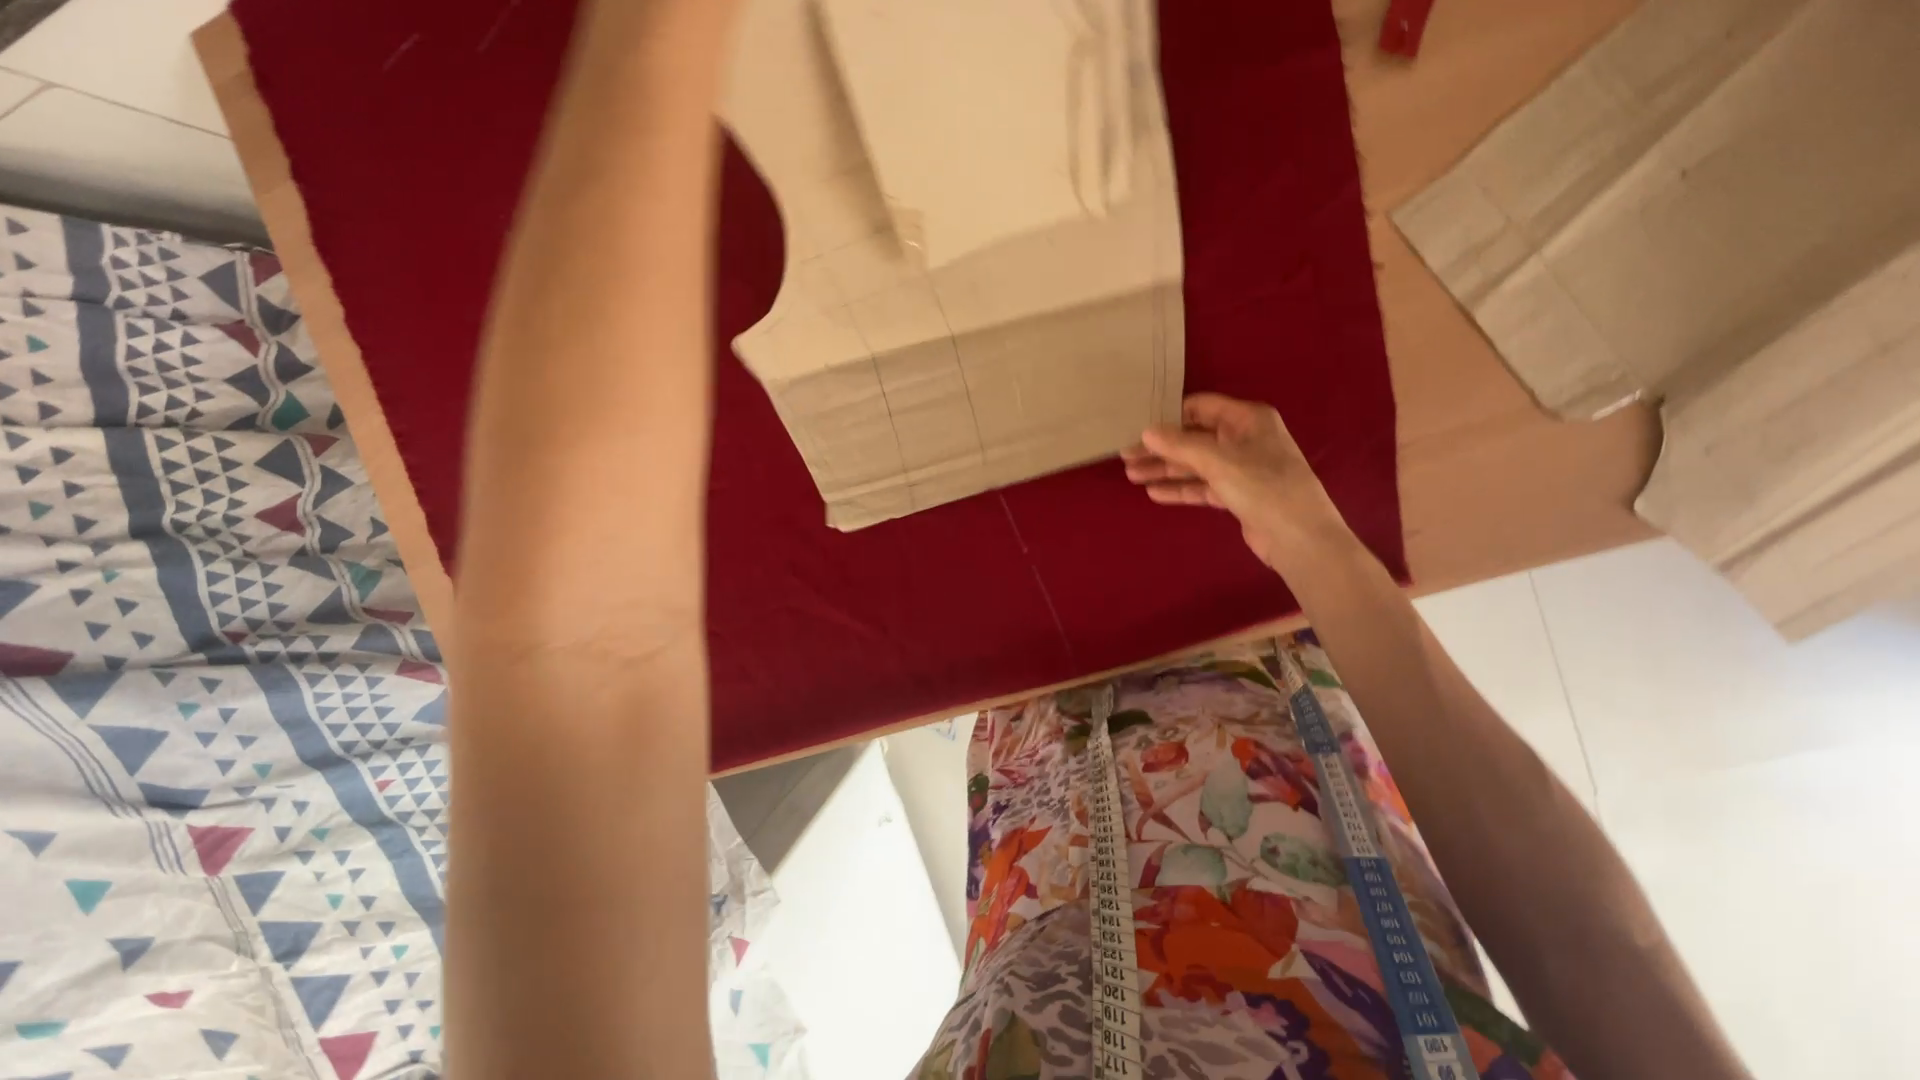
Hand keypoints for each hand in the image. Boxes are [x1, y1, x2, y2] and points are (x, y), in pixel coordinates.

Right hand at [1121, 393, 1350, 569]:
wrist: (1298, 536)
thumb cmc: (1262, 486)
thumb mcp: (1218, 460)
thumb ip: (1180, 445)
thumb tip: (1146, 432)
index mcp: (1247, 419)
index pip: (1201, 407)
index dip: (1170, 415)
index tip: (1138, 424)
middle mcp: (1244, 438)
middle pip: (1194, 437)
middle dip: (1161, 447)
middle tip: (1125, 456)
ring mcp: (1242, 468)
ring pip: (1196, 464)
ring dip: (1165, 469)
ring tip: (1131, 475)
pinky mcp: (1238, 495)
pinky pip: (1203, 486)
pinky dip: (1180, 488)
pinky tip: (1154, 493)